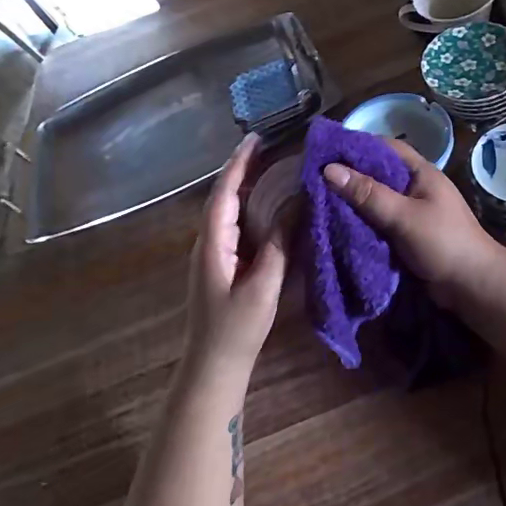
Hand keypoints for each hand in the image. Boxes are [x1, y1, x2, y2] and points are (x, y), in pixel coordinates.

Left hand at [187, 134, 288, 367]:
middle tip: (270, 147)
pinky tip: (271, 208)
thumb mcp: (263, 285)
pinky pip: (236, 229)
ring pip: (230, 213)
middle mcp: (208, 242)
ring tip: (274, 168)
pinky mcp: (222, 266)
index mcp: (213, 243)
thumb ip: (279, 244)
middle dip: (244, 170)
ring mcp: (213, 255)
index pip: (224, 193)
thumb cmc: (236, 328)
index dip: (239, 164)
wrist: (214, 366)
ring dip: (248, 189)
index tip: (257, 138)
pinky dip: (252, 212)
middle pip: (224, 197)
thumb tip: (296, 204)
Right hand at [321, 139, 505, 307]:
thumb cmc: (443, 243)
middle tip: (314, 178)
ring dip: (353, 200)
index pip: (384, 147)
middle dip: (349, 175)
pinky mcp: (407, 233)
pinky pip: (378, 219)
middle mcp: (415, 187)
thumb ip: (367, 194)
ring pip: (376, 198)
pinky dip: (361, 220)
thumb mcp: (403, 216)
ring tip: (319, 199)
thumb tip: (329, 169)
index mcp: (421, 173)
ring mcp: (412, 211)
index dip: (355, 146)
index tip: (324, 151)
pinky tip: (338, 223)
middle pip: (377, 172)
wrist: (472, 286)